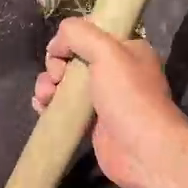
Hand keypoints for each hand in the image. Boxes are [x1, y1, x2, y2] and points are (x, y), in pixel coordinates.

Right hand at [33, 17, 187, 187]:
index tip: (60, 50)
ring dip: (48, 84)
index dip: (70, 38)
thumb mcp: (106, 51)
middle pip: (73, 57)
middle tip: (57, 76)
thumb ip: (77, 33)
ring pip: (65, 82)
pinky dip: (49, 104)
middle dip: (56, 64)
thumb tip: (55, 45)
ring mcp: (103, 99)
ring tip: (44, 96)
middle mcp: (116, 71)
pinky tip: (41, 107)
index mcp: (127, 49)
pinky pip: (64, 106)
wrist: (145, 154)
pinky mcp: (92, 124)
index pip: (90, 33)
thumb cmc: (129, 96)